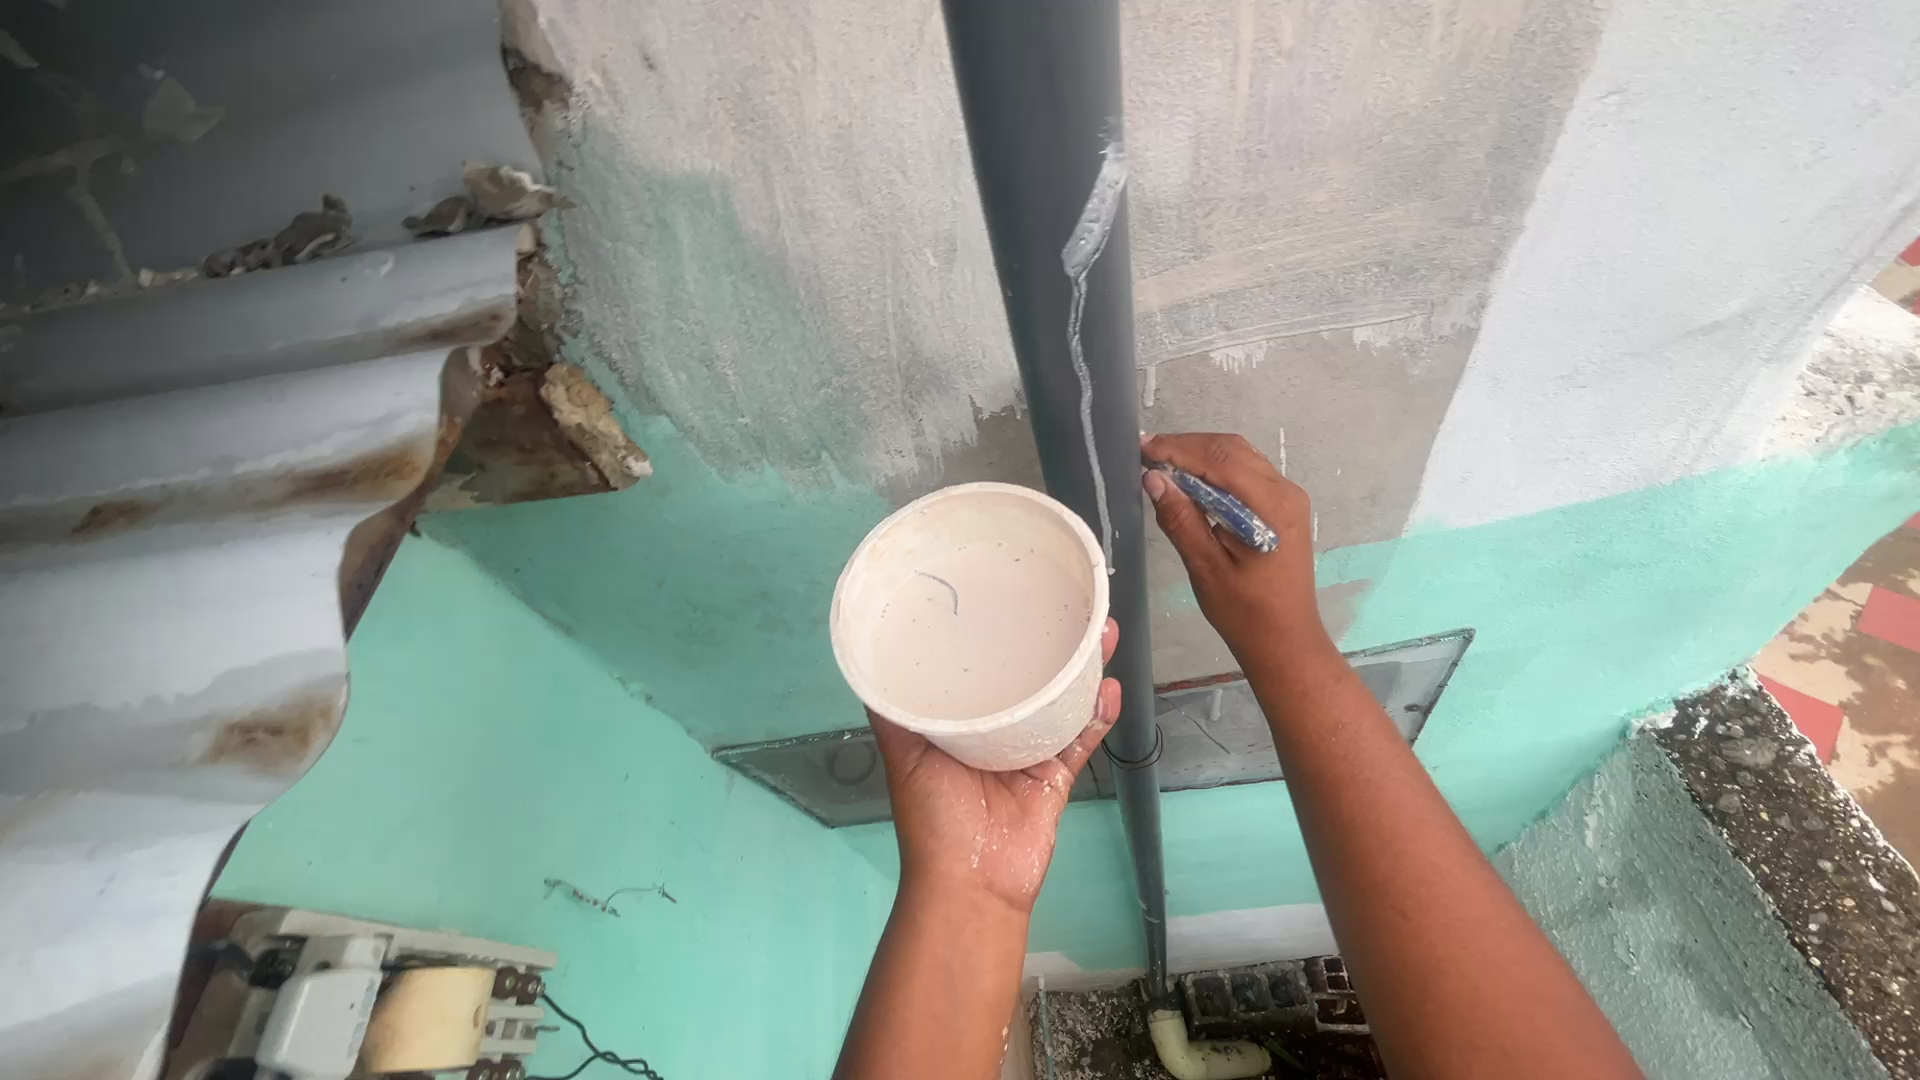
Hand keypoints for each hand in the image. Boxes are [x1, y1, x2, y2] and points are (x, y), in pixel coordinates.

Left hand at [868, 619, 1121, 913]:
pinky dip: (1098, 715)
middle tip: (1072, 606)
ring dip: (1083, 668)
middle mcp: (997, 729)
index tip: (1009, 593)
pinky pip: (1082, 739)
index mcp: (961, 721)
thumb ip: (891, 713)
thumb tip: (867, 660)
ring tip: (1100, 632)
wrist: (970, 884)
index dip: (998, 632)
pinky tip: (1110, 688)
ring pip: (1062, 699)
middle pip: (1029, 676)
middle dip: (1051, 642)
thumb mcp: (903, 754)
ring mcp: (1030, 751)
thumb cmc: (932, 816)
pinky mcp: (1057, 776)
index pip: (982, 666)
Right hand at [1141, 432, 1330, 666]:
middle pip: (1230, 450)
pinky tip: (1188, 478)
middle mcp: (1285, 492)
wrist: (1284, 639)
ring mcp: (1287, 496)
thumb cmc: (1244, 611)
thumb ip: (1180, 519)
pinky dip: (1213, 467)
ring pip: (1238, 456)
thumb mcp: (1205, 567)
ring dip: (1199, 453)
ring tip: (1160, 460)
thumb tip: (1153, 479)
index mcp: (1270, 507)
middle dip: (1186, 446)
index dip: (1177, 449)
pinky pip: (1245, 471)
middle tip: (1145, 451)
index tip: (1141, 448)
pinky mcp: (1281, 505)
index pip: (1219, 460)